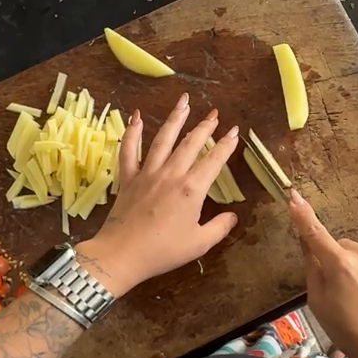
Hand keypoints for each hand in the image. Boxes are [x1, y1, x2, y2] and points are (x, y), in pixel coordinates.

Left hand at [77, 93, 240, 293]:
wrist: (122, 254)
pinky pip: (129, 151)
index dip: (227, 145)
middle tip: (214, 113)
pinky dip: (132, 133)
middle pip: (190, 144)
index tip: (235, 131)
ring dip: (175, 119)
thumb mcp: (199, 244)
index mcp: (191, 190)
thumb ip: (219, 228)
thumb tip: (233, 216)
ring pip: (163, 140)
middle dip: (205, 127)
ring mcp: (147, 173)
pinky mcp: (128, 178)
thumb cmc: (163, 251)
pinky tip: (137, 117)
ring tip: (183, 103)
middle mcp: (171, 175)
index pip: (214, 161)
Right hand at [288, 189, 357, 357]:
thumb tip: (307, 244)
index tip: (293, 197)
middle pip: (340, 248)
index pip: (315, 232)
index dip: (302, 215)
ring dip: (356, 271)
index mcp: (338, 263)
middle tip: (337, 292)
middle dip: (335, 262)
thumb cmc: (347, 330)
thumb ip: (312, 269)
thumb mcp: (318, 302)